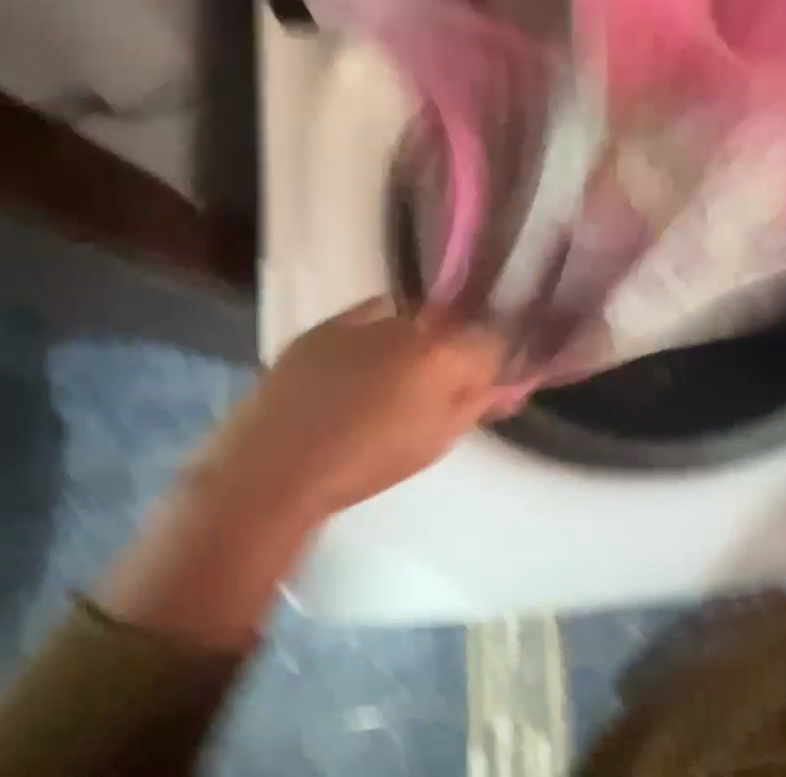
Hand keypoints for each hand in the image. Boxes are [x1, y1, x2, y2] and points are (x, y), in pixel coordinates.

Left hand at [192, 297, 503, 523]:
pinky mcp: (326, 325)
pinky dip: (378, 332)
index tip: (489, 384)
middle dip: (457, 348)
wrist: (275, 468)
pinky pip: (369, 317)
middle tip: (443, 384)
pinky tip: (368, 360)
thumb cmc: (367, 463)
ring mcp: (365, 320)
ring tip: (400, 376)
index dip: (496, 361)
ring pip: (412, 319)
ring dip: (419, 339)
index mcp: (445, 354)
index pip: (494, 341)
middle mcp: (412, 324)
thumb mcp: (436, 440)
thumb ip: (478, 404)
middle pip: (454, 326)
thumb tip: (510, 384)